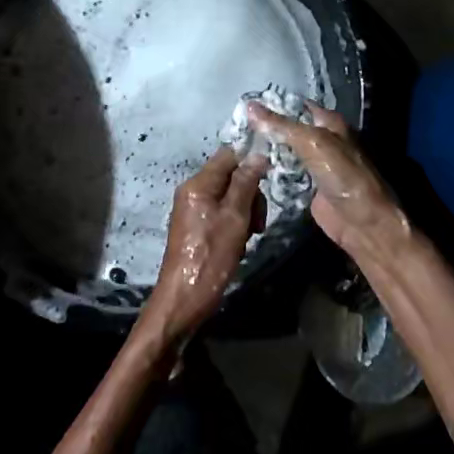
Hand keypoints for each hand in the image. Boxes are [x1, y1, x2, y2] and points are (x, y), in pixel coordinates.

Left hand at [138, 146, 267, 348]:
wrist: (184, 298)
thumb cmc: (211, 256)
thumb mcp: (235, 217)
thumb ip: (246, 184)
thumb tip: (257, 155)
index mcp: (198, 184)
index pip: (228, 155)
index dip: (251, 163)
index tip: (269, 182)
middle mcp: (192, 191)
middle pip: (230, 176)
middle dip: (250, 195)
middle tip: (256, 223)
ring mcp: (192, 209)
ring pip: (229, 197)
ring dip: (245, 212)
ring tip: (248, 237)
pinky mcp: (195, 226)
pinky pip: (221, 213)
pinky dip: (234, 224)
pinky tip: (238, 244)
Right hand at [246, 101, 413, 266]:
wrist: (360, 221)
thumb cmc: (342, 175)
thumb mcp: (312, 143)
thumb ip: (281, 126)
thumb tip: (249, 106)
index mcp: (329, 123)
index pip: (296, 106)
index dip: (272, 105)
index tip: (243, 107)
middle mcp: (321, 140)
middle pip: (287, 130)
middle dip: (265, 129)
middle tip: (235, 129)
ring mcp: (313, 164)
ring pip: (283, 152)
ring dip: (265, 151)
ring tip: (236, 146)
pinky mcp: (305, 186)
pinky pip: (283, 174)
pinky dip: (269, 171)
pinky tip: (248, 167)